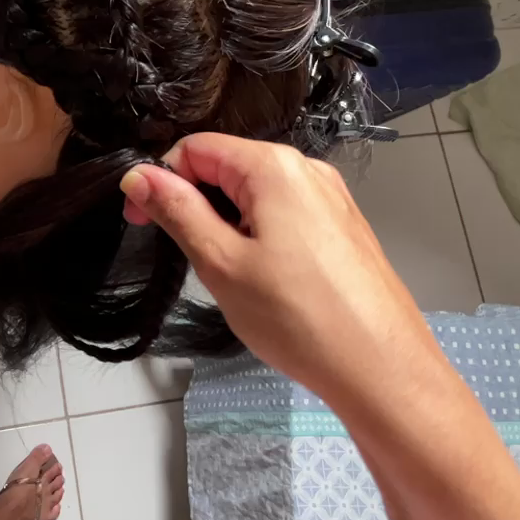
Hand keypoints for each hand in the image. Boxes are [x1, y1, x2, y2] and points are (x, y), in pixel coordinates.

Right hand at [119, 134, 431, 407]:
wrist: (383, 371)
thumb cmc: (295, 316)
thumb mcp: (220, 262)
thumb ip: (176, 210)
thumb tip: (137, 175)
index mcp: (273, 166)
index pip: (194, 148)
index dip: (159, 180)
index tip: (140, 224)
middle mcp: (306, 169)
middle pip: (226, 166)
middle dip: (193, 202)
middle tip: (186, 256)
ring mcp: (331, 197)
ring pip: (254, 192)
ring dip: (224, 221)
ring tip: (228, 273)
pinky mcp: (343, 226)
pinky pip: (283, 212)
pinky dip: (256, 233)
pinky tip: (264, 278)